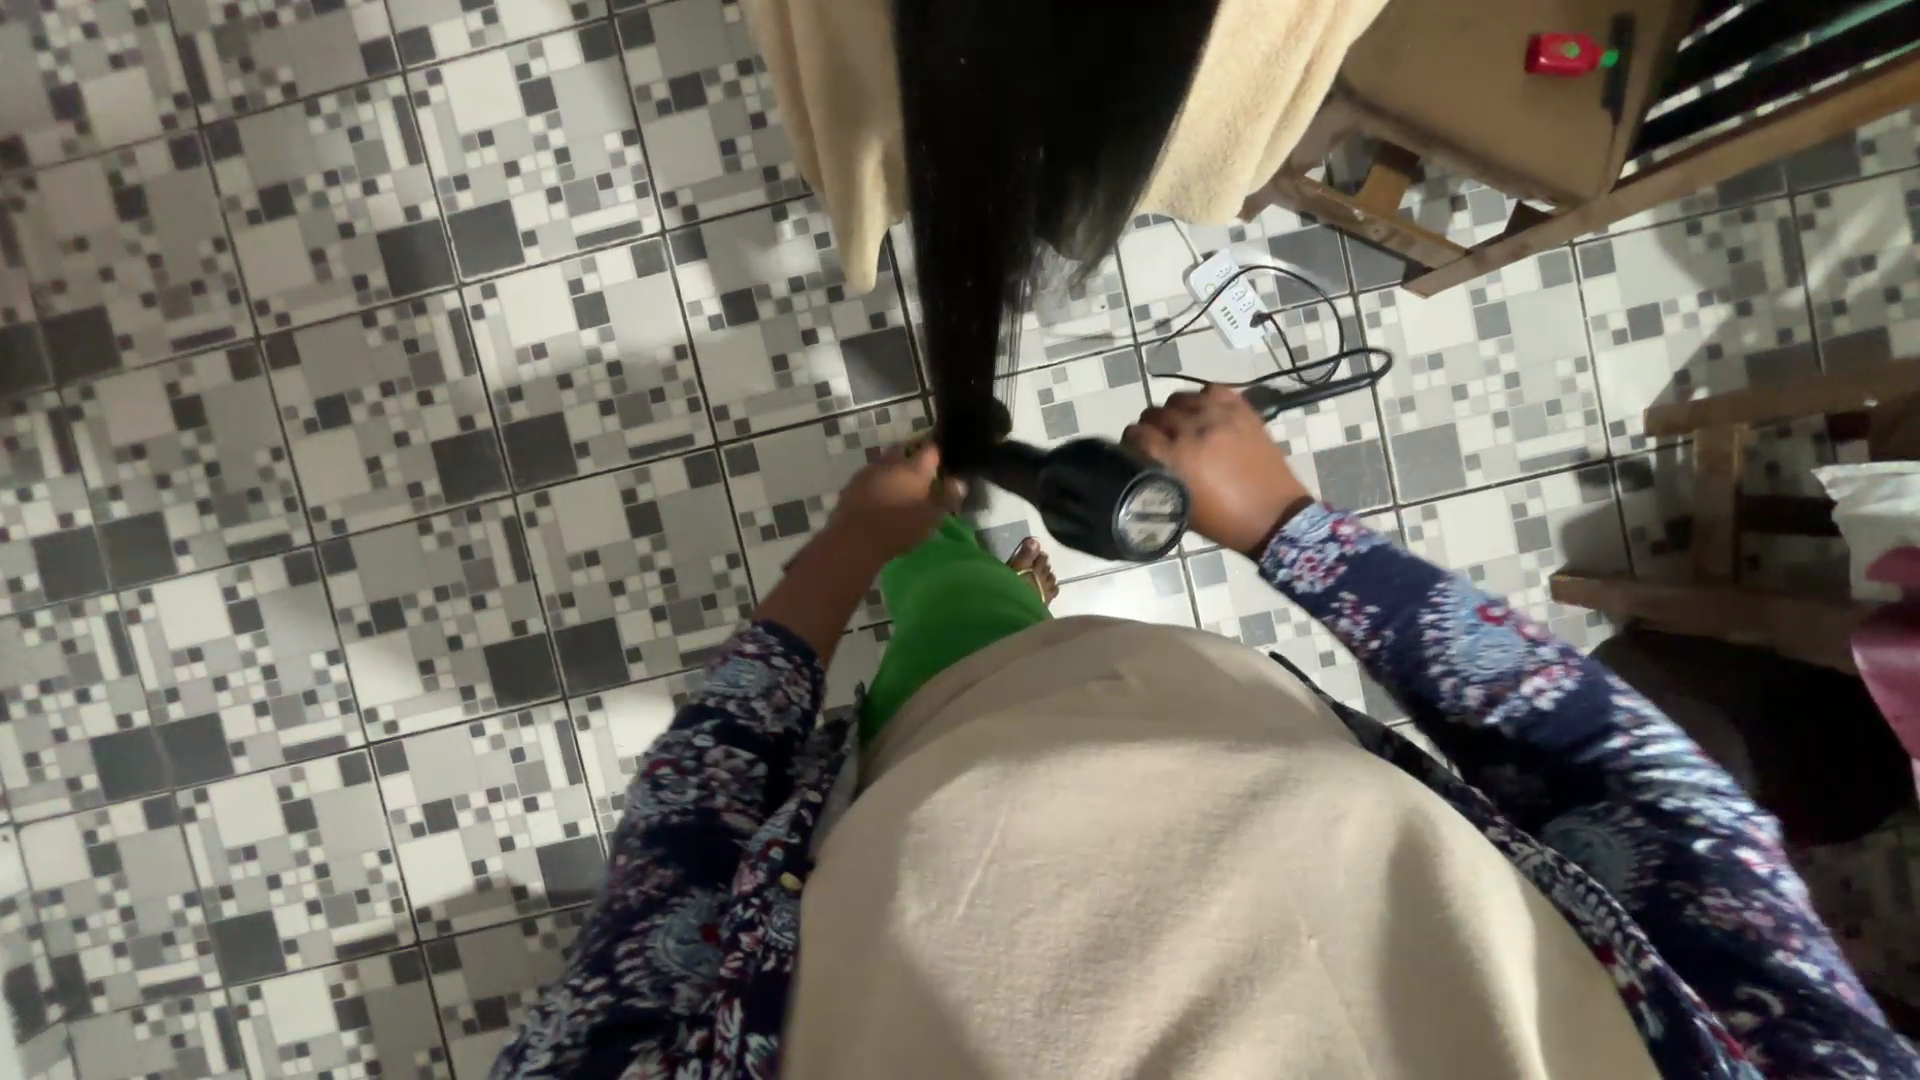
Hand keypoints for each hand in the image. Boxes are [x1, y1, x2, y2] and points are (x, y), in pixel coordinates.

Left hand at [826, 441, 965, 563]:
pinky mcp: (852, 485)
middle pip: (905, 449)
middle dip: (914, 456)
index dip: (939, 451)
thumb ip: (948, 497)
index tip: (943, 460)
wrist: (855, 540)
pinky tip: (880, 497)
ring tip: (900, 487)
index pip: (931, 448)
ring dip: (894, 469)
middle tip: (922, 473)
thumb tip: (959, 481)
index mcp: (914, 467)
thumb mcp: (932, 516)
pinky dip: (878, 482)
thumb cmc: (900, 527)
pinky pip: (870, 477)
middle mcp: (891, 462)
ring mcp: (868, 472)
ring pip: (886, 463)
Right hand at [1123, 384, 1312, 555]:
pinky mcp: (1243, 412)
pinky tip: (1204, 411)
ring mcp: (1220, 418)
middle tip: (1157, 438)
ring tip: (1180, 423)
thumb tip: (1143, 463)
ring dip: (1174, 410)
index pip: (1137, 433)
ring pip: (1181, 398)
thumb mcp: (1178, 506)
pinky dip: (1203, 398)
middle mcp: (1192, 431)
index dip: (1131, 440)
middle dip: (1150, 426)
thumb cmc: (1222, 521)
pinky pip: (1213, 391)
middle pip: (1156, 413)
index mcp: (1174, 458)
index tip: (1134, 447)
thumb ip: (1156, 479)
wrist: (1274, 517)